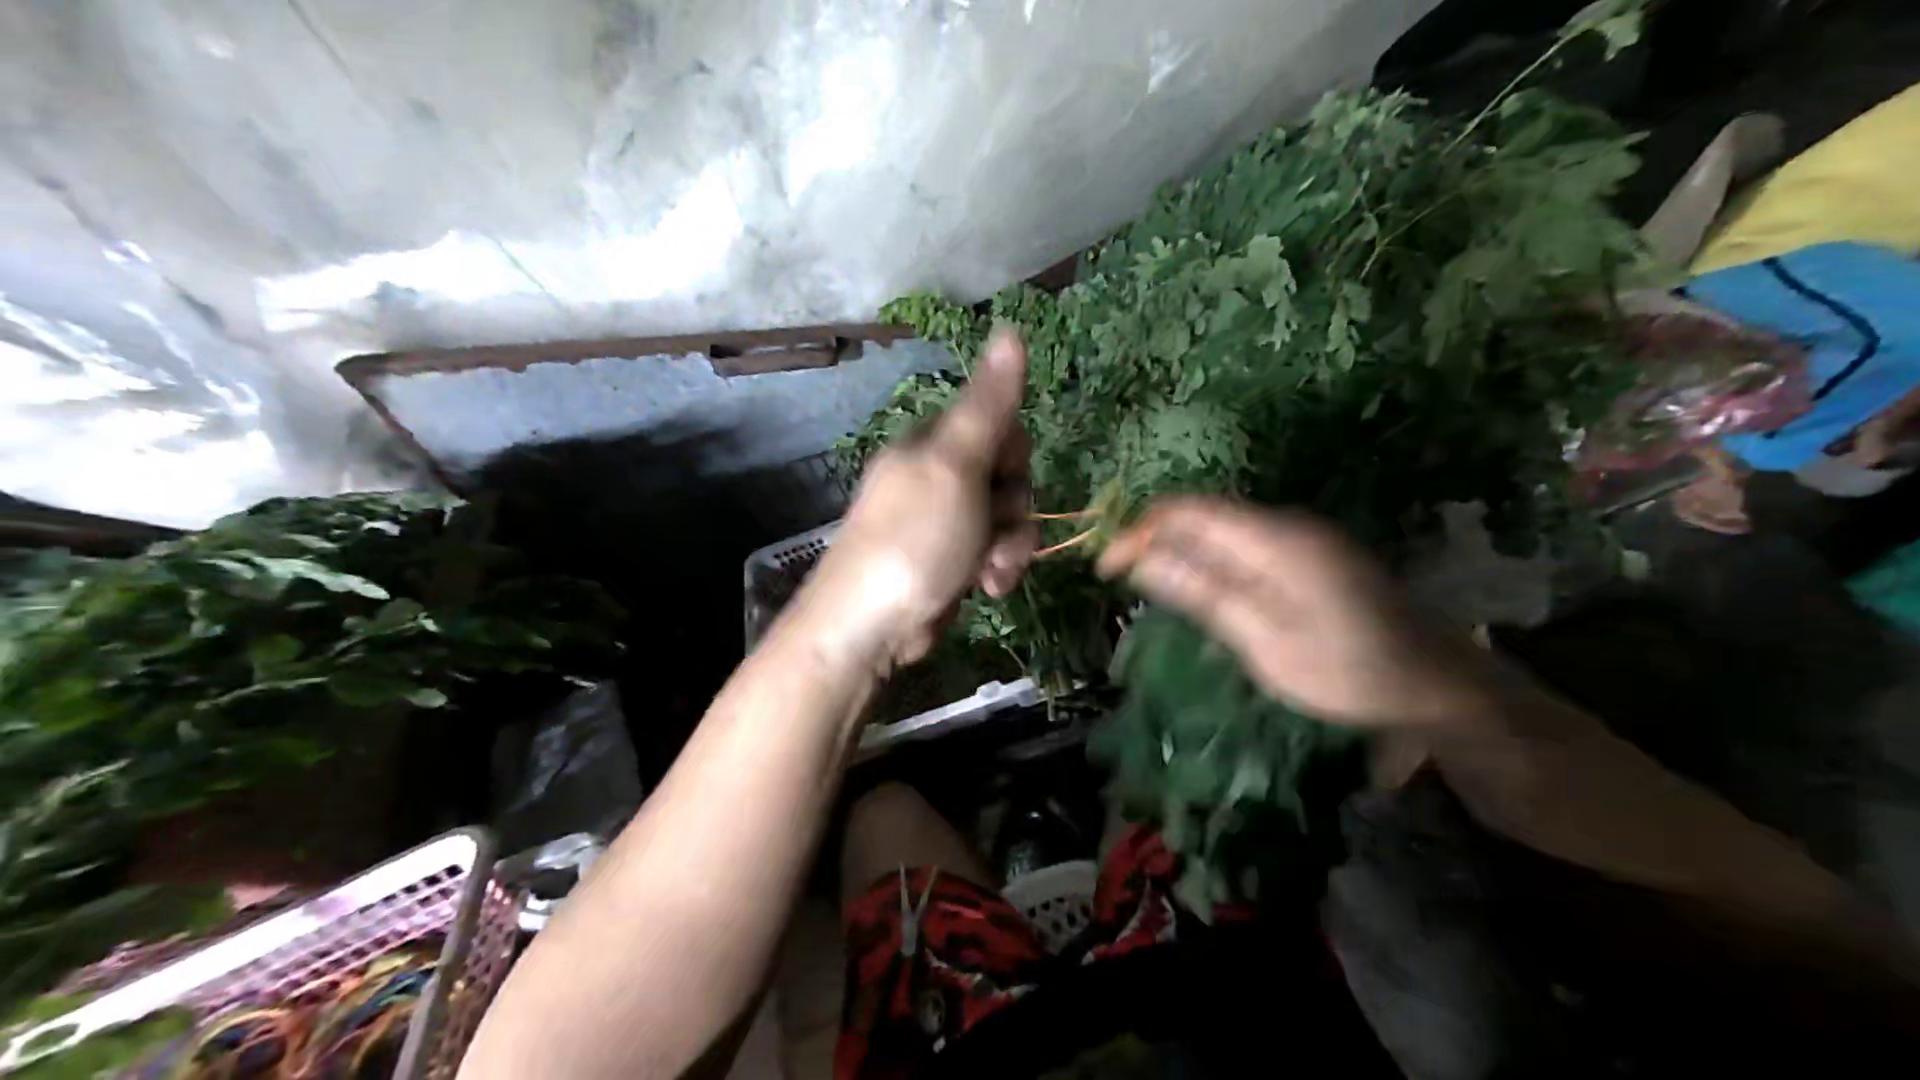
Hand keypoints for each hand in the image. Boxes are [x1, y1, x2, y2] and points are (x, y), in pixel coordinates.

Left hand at [792, 330, 1036, 670]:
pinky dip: (996, 569)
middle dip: (1014, 508)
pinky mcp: (949, 562)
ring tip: (990, 571)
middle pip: (1007, 475)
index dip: (1012, 453)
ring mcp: (942, 522)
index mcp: (930, 444)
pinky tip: (986, 588)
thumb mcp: (955, 465)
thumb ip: (988, 405)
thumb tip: (1011, 329)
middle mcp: (935, 477)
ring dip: (1010, 546)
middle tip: (994, 529)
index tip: (1003, 477)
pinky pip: (992, 551)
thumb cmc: (914, 539)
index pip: (996, 425)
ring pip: (1005, 518)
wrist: (871, 626)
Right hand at [1096, 496, 1493, 728]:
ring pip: (1218, 527)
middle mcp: (1284, 525)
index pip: (1187, 512)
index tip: (1104, 568)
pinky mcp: (1306, 554)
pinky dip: (1205, 558)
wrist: (1439, 684)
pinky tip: (1197, 589)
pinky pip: (1239, 542)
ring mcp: (1299, 537)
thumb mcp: (1266, 641)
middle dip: (1152, 538)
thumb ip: (1204, 595)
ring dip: (1176, 548)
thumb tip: (1141, 559)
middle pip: (1200, 513)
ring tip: (1145, 584)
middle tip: (1119, 579)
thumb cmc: (1350, 671)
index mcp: (1275, 540)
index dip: (1138, 531)